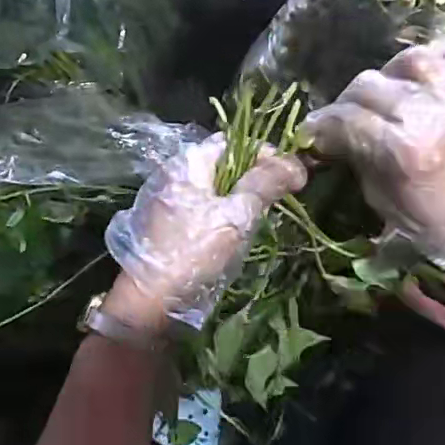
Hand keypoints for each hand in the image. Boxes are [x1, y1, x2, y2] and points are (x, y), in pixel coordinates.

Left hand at [103, 134, 306, 333]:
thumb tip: (295, 164)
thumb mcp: (236, 217)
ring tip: (264, 216)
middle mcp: (175, 174)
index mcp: (188, 162)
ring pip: (217, 188)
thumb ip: (265, 184)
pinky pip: (205, 208)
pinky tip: (238, 233)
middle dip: (257, 177)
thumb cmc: (194, 252)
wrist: (150, 303)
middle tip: (282, 197)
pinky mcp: (169, 224)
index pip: (233, 142)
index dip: (266, 153)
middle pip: (226, 164)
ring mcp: (170, 199)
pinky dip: (225, 214)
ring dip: (243, 198)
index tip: (292, 175)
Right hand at [306, 37, 444, 267]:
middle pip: (371, 84)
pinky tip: (427, 74)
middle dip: (348, 101)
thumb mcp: (379, 196)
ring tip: (387, 90)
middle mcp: (433, 117)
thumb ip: (356, 155)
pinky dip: (443, 56)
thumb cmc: (432, 222)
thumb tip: (329, 133)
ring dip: (391, 72)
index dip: (323, 123)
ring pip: (413, 59)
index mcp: (405, 150)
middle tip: (346, 116)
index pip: (348, 118)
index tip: (314, 131)